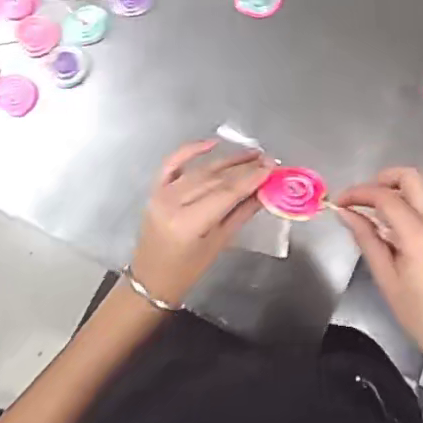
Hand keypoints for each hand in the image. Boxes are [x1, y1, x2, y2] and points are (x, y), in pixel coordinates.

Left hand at [129, 140, 273, 304]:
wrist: (150, 279)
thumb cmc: (187, 271)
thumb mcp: (219, 244)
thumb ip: (241, 213)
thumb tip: (264, 191)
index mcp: (188, 223)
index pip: (226, 193)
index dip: (251, 178)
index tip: (272, 167)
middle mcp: (172, 203)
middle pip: (214, 179)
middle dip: (243, 168)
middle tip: (268, 160)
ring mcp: (161, 194)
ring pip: (200, 171)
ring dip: (227, 160)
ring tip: (251, 154)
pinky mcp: (155, 189)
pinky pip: (173, 163)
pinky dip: (190, 150)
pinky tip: (212, 143)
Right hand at [331, 168, 422, 370]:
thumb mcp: (389, 283)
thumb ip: (368, 242)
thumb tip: (347, 215)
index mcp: (419, 233)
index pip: (384, 195)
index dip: (357, 193)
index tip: (337, 204)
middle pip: (410, 177)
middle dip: (381, 179)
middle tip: (358, 201)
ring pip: (421, 193)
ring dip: (395, 195)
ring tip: (371, 222)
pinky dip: (408, 210)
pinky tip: (393, 237)